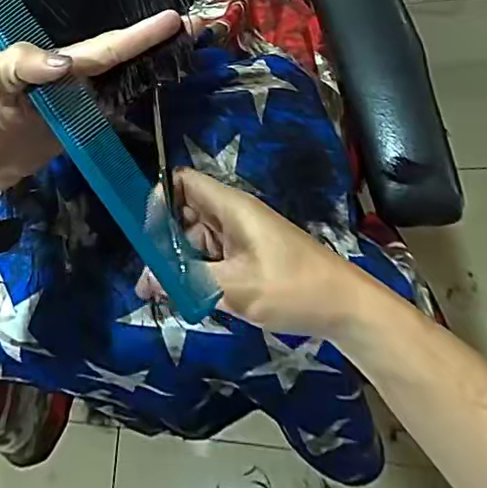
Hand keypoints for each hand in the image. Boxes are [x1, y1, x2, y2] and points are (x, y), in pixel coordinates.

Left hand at [0, 11, 184, 221]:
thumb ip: (22, 65)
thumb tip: (67, 61)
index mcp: (51, 59)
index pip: (101, 47)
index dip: (137, 35)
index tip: (171, 20)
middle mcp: (71, 74)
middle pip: (120, 55)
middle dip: (155, 39)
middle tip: (194, 25)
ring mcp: (78, 101)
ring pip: (123, 76)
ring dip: (154, 61)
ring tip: (189, 46)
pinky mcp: (81, 126)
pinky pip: (115, 105)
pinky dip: (140, 90)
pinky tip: (163, 82)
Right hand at [136, 168, 372, 338]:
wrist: (343, 305)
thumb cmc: (291, 288)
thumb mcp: (235, 288)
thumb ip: (188, 281)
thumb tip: (148, 279)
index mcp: (232, 207)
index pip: (184, 182)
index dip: (160, 199)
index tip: (143, 235)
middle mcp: (235, 214)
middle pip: (186, 212)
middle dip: (165, 242)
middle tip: (148, 282)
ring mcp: (244, 234)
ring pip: (199, 237)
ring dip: (181, 262)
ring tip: (165, 297)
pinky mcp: (251, 254)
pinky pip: (215, 254)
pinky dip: (200, 271)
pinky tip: (192, 298)